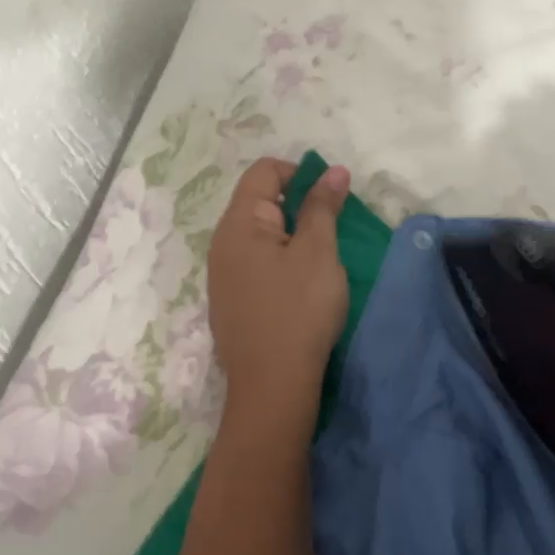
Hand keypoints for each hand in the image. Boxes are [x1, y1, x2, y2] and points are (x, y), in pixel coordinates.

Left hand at [206, 158, 351, 420]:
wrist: (272, 385)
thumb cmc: (299, 309)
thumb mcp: (319, 251)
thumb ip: (323, 206)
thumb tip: (331, 170)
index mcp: (238, 223)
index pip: (264, 171)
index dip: (300, 174)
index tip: (331, 200)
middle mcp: (222, 243)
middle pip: (260, 200)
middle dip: (300, 206)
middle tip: (332, 232)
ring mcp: (223, 275)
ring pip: (261, 235)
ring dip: (293, 236)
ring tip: (320, 261)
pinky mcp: (231, 302)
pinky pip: (257, 263)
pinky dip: (281, 261)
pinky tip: (301, 288)